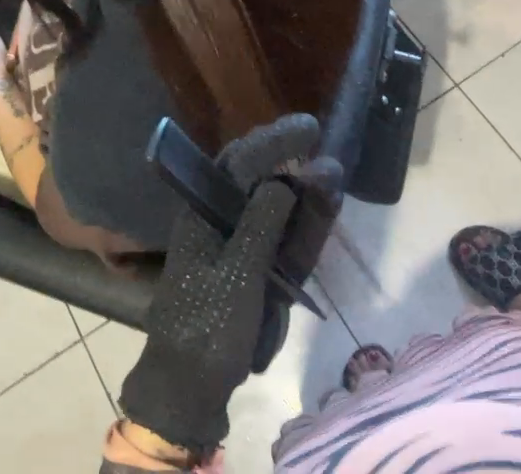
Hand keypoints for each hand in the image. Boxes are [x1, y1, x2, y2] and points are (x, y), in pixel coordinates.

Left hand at [119, 114, 325, 454]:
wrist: (189, 390)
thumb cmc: (207, 328)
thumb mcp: (236, 275)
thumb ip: (260, 227)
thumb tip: (280, 182)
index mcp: (201, 216)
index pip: (238, 164)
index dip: (271, 142)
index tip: (307, 129)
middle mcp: (217, 224)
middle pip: (254, 178)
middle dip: (285, 157)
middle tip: (315, 137)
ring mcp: (237, 249)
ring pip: (272, 207)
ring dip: (300, 189)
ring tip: (330, 171)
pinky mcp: (253, 274)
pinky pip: (281, 240)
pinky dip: (302, 224)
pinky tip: (322, 204)